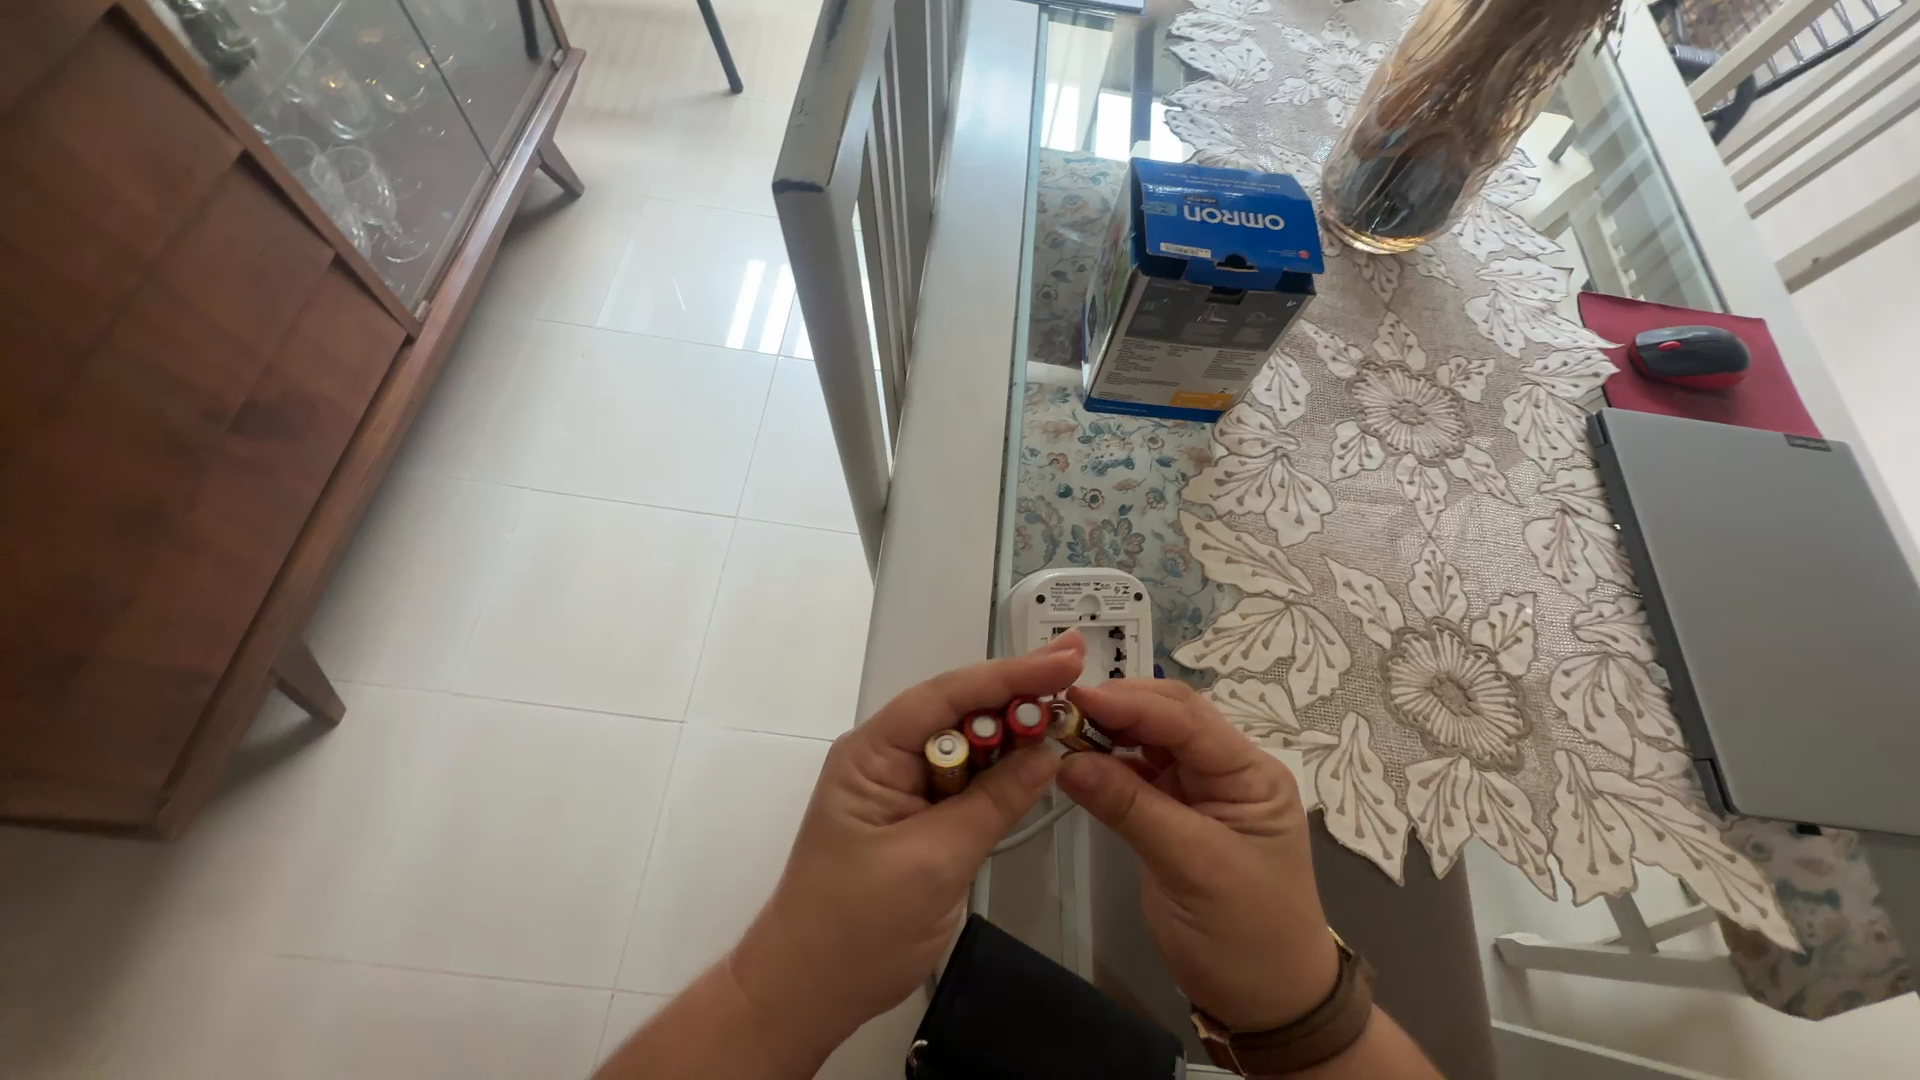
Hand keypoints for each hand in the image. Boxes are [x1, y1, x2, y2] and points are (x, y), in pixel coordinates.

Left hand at [729, 635, 1084, 1059]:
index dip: (1009, 674)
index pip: (946, 696)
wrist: (810, 992)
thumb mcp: (933, 862)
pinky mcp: (920, 815)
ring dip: (1015, 730)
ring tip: (1069, 708)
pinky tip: (1039, 757)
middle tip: (1077, 670)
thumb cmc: (858, 927)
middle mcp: (887, 755)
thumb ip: (993, 803)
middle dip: (1017, 693)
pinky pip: (968, 781)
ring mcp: (903, 785)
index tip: (1064, 659)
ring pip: (969, 744)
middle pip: (960, 711)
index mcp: (873, 752)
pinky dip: (1003, 771)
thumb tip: (1048, 753)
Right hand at [1055, 678, 1338, 1031]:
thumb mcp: (1191, 867)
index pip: (1187, 720)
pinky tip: (1077, 760)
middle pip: (1170, 718)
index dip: (1131, 703)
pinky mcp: (1174, 811)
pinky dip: (1108, 763)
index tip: (1076, 698)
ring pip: (1150, 740)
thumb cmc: (1245, 935)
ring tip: (1063, 728)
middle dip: (1119, 707)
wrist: (1267, 1004)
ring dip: (1110, 731)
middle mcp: (1227, 769)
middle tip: (1062, 707)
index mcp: (1250, 774)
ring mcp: (1200, 789)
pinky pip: (1138, 772)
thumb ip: (1129, 806)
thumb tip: (1065, 761)